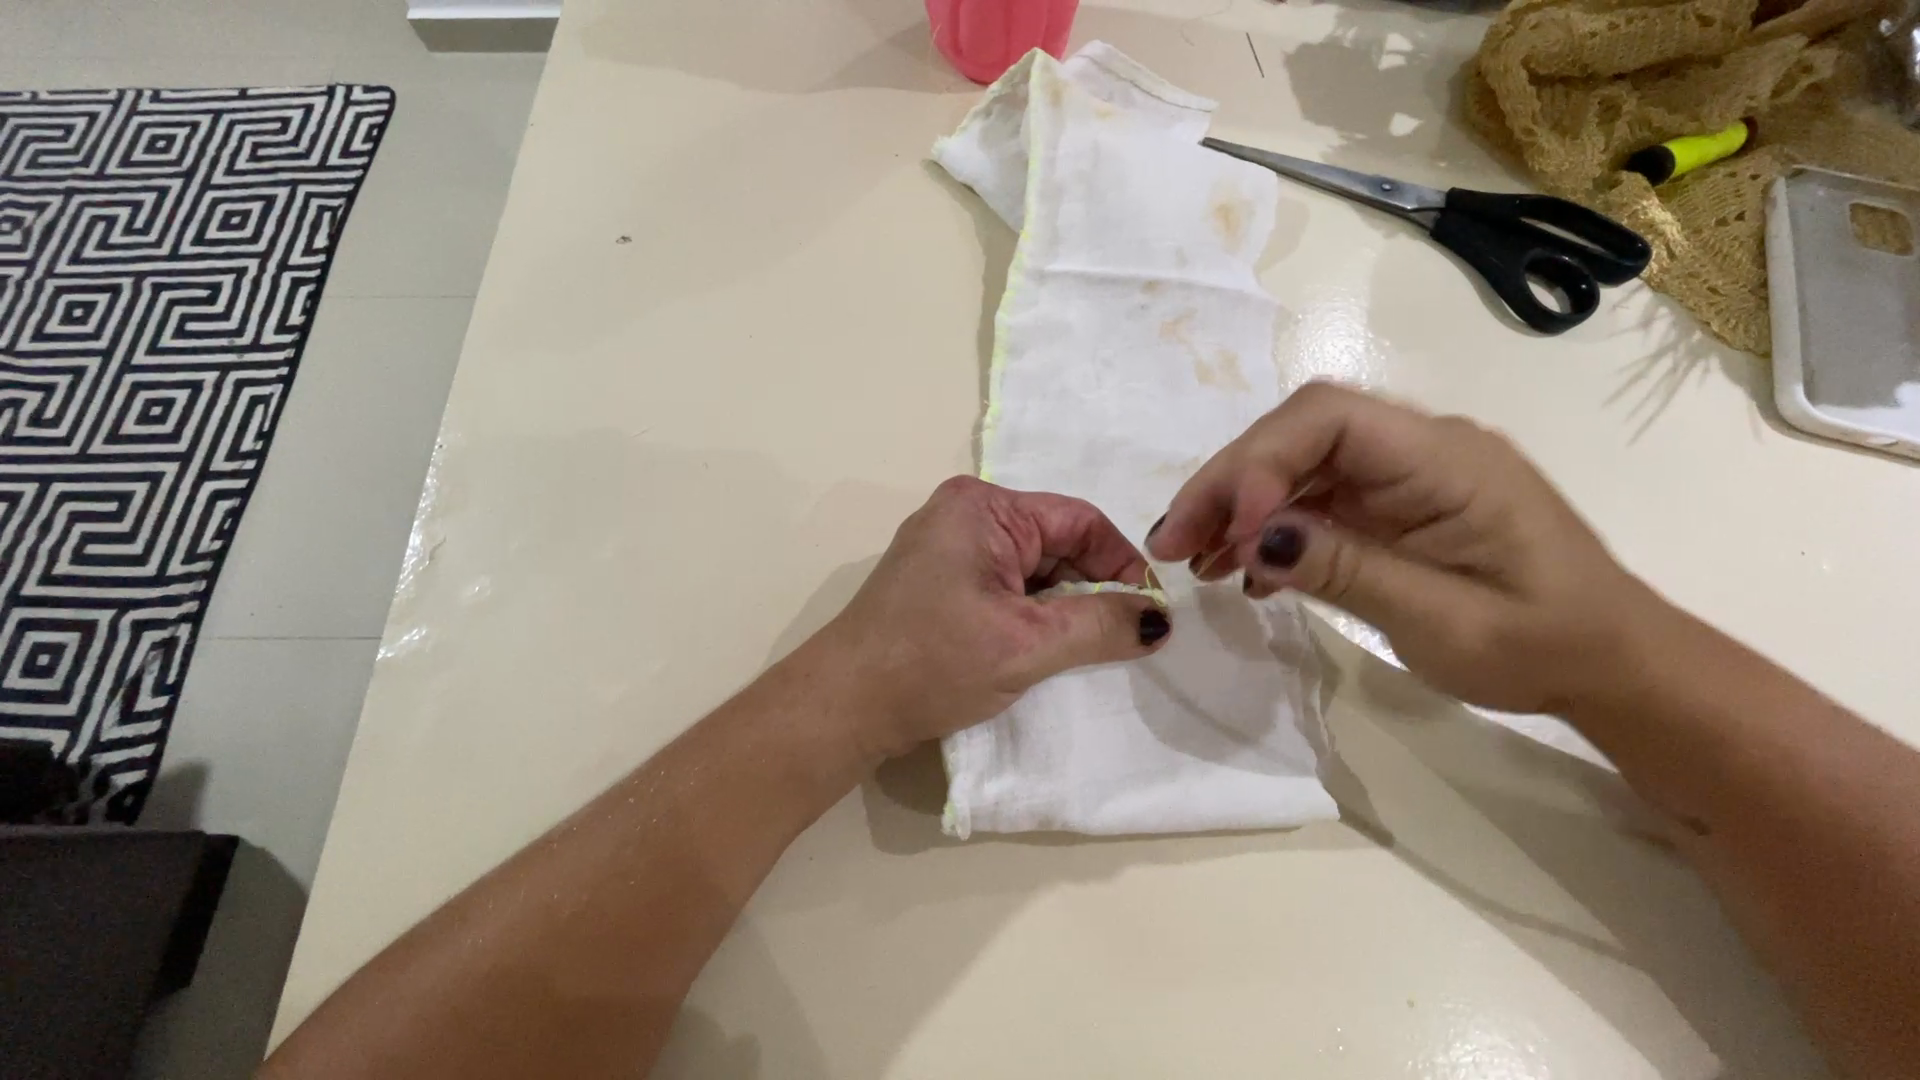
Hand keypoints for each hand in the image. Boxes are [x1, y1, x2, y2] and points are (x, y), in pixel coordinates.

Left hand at [819, 477, 1170, 760]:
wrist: (845, 706)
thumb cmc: (932, 664)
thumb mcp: (1028, 644)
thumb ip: (1101, 626)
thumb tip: (1161, 620)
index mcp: (982, 508)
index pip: (1079, 521)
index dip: (1122, 564)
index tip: (1151, 612)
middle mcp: (965, 516)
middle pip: (1056, 543)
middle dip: (1092, 588)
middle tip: (1125, 637)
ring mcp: (949, 549)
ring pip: (1033, 569)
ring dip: (1064, 606)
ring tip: (1087, 647)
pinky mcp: (941, 582)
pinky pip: (1007, 587)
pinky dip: (1034, 615)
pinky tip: (1048, 647)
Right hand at [1146, 382, 1646, 714]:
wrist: (1608, 662)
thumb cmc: (1540, 646)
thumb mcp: (1441, 621)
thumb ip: (1346, 569)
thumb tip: (1254, 538)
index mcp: (1446, 460)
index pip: (1330, 418)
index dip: (1262, 460)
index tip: (1227, 530)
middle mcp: (1419, 449)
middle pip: (1297, 435)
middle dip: (1227, 484)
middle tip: (1171, 544)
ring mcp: (1402, 475)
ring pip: (1295, 465)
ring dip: (1236, 507)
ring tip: (1192, 561)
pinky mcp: (1391, 504)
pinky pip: (1313, 498)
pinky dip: (1267, 530)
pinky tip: (1241, 571)